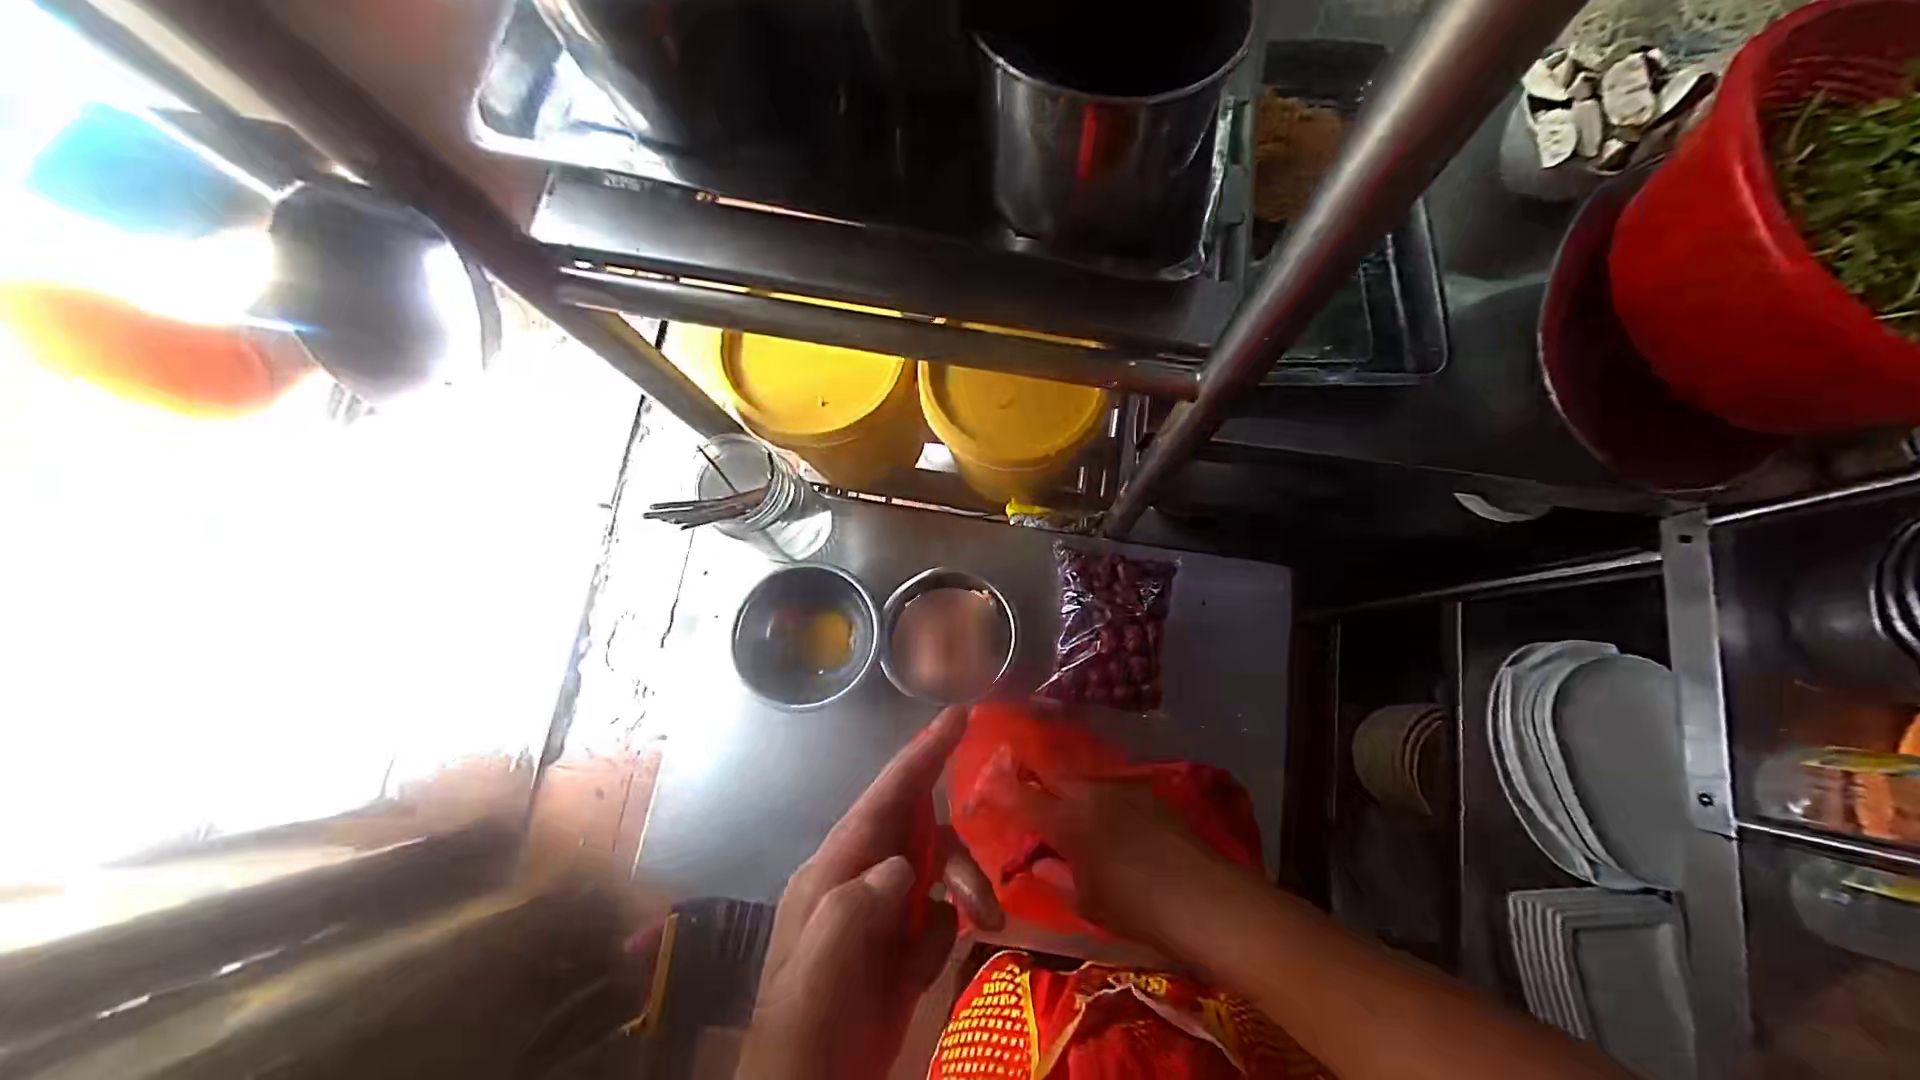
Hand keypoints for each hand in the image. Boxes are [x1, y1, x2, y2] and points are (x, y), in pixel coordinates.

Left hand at [736, 706, 1002, 1079]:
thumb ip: (856, 904)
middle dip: (957, 861)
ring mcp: (882, 911)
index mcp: (835, 866)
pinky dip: (941, 939)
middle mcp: (861, 876)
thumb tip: (904, 867)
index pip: (886, 795)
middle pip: (924, 836)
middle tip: (984, 905)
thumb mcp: (820, 964)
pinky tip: (918, 974)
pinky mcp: (900, 944)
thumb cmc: (804, 1024)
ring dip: (961, 900)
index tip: (958, 715)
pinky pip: (937, 919)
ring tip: (979, 936)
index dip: (923, 753)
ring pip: (938, 875)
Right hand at [977, 757, 1257, 952]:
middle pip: (1053, 780)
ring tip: (1075, 819)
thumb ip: (1057, 877)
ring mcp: (1123, 788)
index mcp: (1066, 821)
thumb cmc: (1137, 909)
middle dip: (1040, 790)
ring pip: (1084, 783)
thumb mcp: (1088, 902)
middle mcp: (1090, 793)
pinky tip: (1113, 825)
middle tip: (1035, 810)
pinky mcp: (1150, 793)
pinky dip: (1102, 802)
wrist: (1208, 901)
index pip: (1021, 796)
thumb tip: (1039, 864)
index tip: (986, 786)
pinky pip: (1113, 790)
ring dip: (1072, 796)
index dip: (1000, 789)